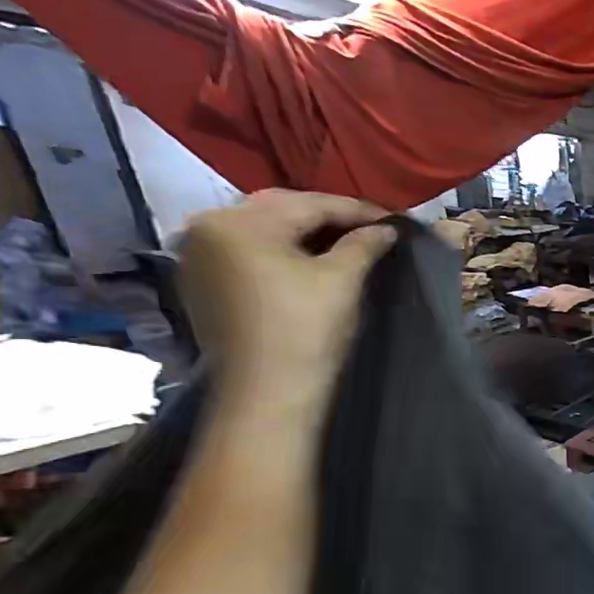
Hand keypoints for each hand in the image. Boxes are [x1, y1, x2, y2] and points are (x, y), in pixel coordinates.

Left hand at [179, 190, 394, 413]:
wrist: (268, 389)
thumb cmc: (307, 329)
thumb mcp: (342, 279)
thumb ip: (364, 244)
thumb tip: (386, 229)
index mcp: (239, 222)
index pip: (310, 204)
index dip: (358, 210)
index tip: (395, 219)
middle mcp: (208, 227)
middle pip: (281, 209)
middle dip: (328, 215)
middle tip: (372, 227)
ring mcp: (198, 253)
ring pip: (263, 227)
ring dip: (304, 230)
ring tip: (346, 239)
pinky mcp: (202, 278)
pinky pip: (248, 248)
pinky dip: (282, 247)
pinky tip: (311, 256)